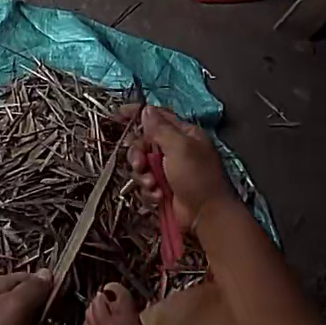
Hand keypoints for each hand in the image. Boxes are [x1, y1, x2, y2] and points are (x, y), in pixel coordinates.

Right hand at [125, 106, 235, 231]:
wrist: (206, 215)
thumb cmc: (197, 177)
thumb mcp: (180, 148)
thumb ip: (160, 129)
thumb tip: (146, 110)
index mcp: (183, 134)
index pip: (157, 117)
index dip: (137, 114)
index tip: (119, 115)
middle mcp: (174, 149)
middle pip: (143, 143)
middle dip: (137, 154)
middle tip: (140, 164)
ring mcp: (167, 170)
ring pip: (141, 165)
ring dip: (143, 176)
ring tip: (153, 185)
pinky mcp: (162, 188)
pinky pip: (144, 184)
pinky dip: (149, 191)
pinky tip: (159, 196)